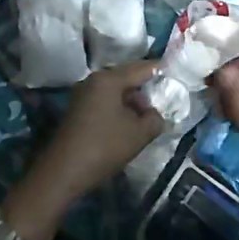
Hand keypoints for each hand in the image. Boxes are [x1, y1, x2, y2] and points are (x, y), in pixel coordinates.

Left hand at [10, 60, 162, 230]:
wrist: (63, 172)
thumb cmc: (104, 146)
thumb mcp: (139, 133)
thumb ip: (155, 119)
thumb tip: (155, 114)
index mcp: (108, 79)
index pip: (141, 68)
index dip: (159, 70)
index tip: (175, 73)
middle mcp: (92, 81)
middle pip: (126, 79)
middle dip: (145, 91)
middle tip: (163, 104)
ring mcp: (82, 95)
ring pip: (114, 92)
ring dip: (131, 103)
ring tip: (147, 120)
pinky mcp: (77, 111)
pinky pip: (104, 103)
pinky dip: (118, 110)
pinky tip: (128, 126)